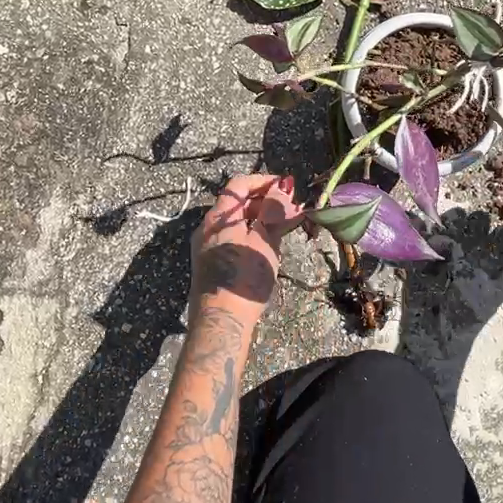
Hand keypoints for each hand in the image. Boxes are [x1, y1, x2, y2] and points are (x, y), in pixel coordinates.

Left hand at [188, 174, 304, 314]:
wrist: (221, 322)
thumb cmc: (243, 278)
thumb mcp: (263, 240)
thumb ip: (274, 211)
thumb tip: (283, 186)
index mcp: (218, 216)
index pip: (240, 185)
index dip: (264, 181)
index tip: (288, 186)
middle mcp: (209, 227)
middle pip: (239, 203)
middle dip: (268, 201)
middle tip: (294, 207)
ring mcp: (209, 247)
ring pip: (239, 223)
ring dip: (264, 219)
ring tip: (289, 225)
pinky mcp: (213, 264)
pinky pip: (235, 239)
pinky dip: (254, 234)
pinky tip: (272, 244)